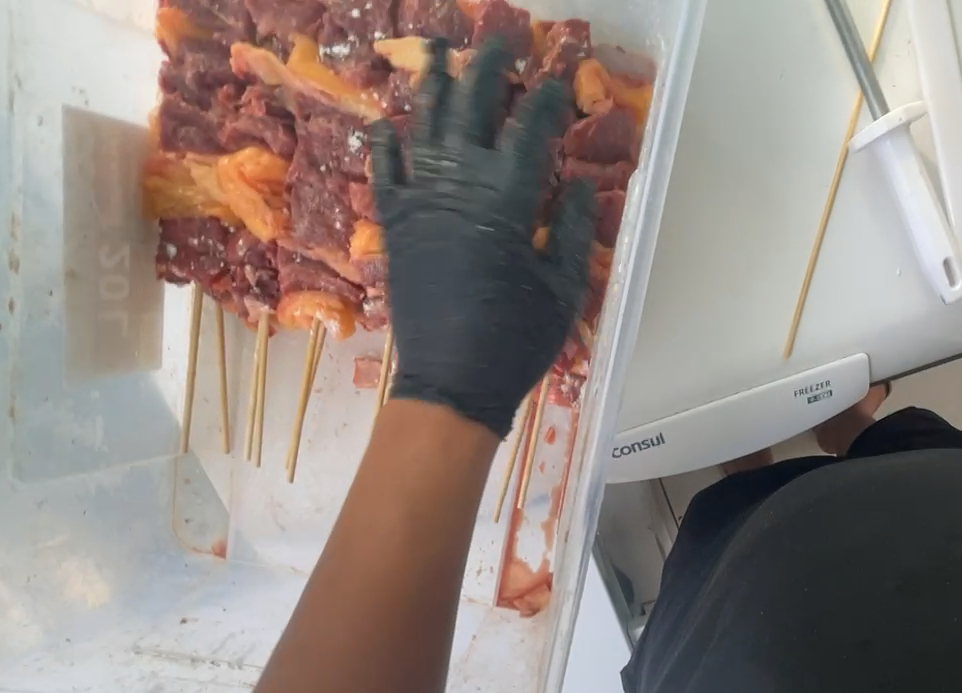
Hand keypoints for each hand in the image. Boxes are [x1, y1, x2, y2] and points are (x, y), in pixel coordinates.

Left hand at [374, 38, 595, 438]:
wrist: (454, 379)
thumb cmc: (518, 338)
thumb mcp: (563, 288)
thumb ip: (570, 228)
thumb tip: (577, 182)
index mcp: (508, 198)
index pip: (532, 128)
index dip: (548, 98)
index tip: (560, 81)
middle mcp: (459, 181)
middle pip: (473, 104)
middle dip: (489, 66)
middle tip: (502, 43)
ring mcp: (419, 196)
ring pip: (423, 121)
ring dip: (434, 81)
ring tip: (441, 51)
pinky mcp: (394, 219)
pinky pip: (385, 165)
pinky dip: (387, 139)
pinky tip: (389, 121)